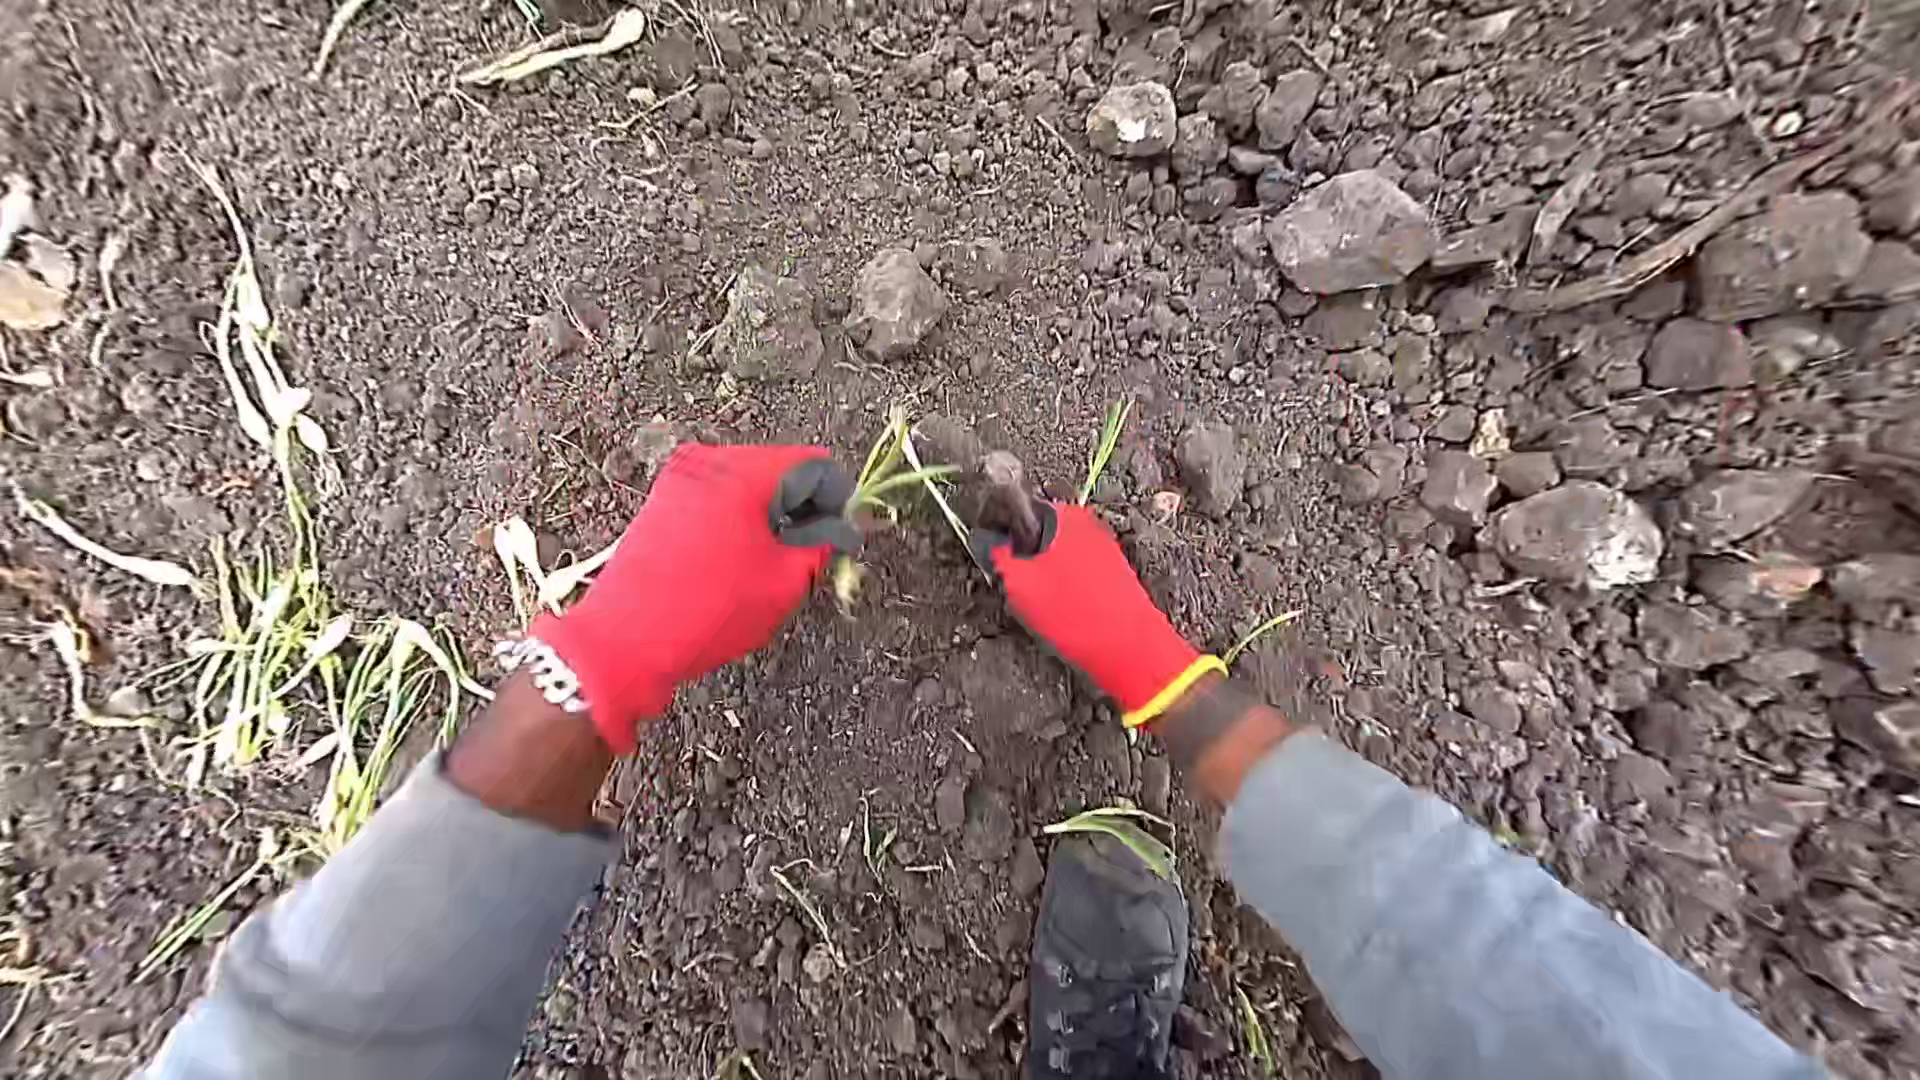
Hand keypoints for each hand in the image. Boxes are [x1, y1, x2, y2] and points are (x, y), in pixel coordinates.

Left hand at [529, 444, 857, 752]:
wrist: (623, 642)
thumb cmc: (709, 609)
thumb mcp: (784, 580)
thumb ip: (823, 544)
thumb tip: (844, 528)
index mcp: (743, 472)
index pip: (816, 466)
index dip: (840, 499)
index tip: (845, 532)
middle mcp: (709, 461)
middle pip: (783, 470)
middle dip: (807, 507)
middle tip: (815, 550)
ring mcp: (681, 478)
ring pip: (753, 483)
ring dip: (776, 514)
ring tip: (779, 559)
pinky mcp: (665, 499)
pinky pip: (723, 495)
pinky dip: (746, 518)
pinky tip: (745, 557)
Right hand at [971, 502, 1204, 724]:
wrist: (1131, 649)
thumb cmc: (1077, 615)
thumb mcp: (1020, 586)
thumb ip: (999, 557)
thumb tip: (987, 542)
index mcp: (1063, 516)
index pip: (1017, 512)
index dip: (1000, 536)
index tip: (993, 558)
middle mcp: (1086, 524)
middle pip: (1037, 537)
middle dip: (1024, 560)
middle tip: (1017, 589)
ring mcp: (1103, 548)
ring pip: (1055, 557)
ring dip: (1043, 577)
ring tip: (1044, 606)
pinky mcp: (1112, 572)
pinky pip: (1074, 574)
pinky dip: (1064, 589)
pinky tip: (1065, 613)